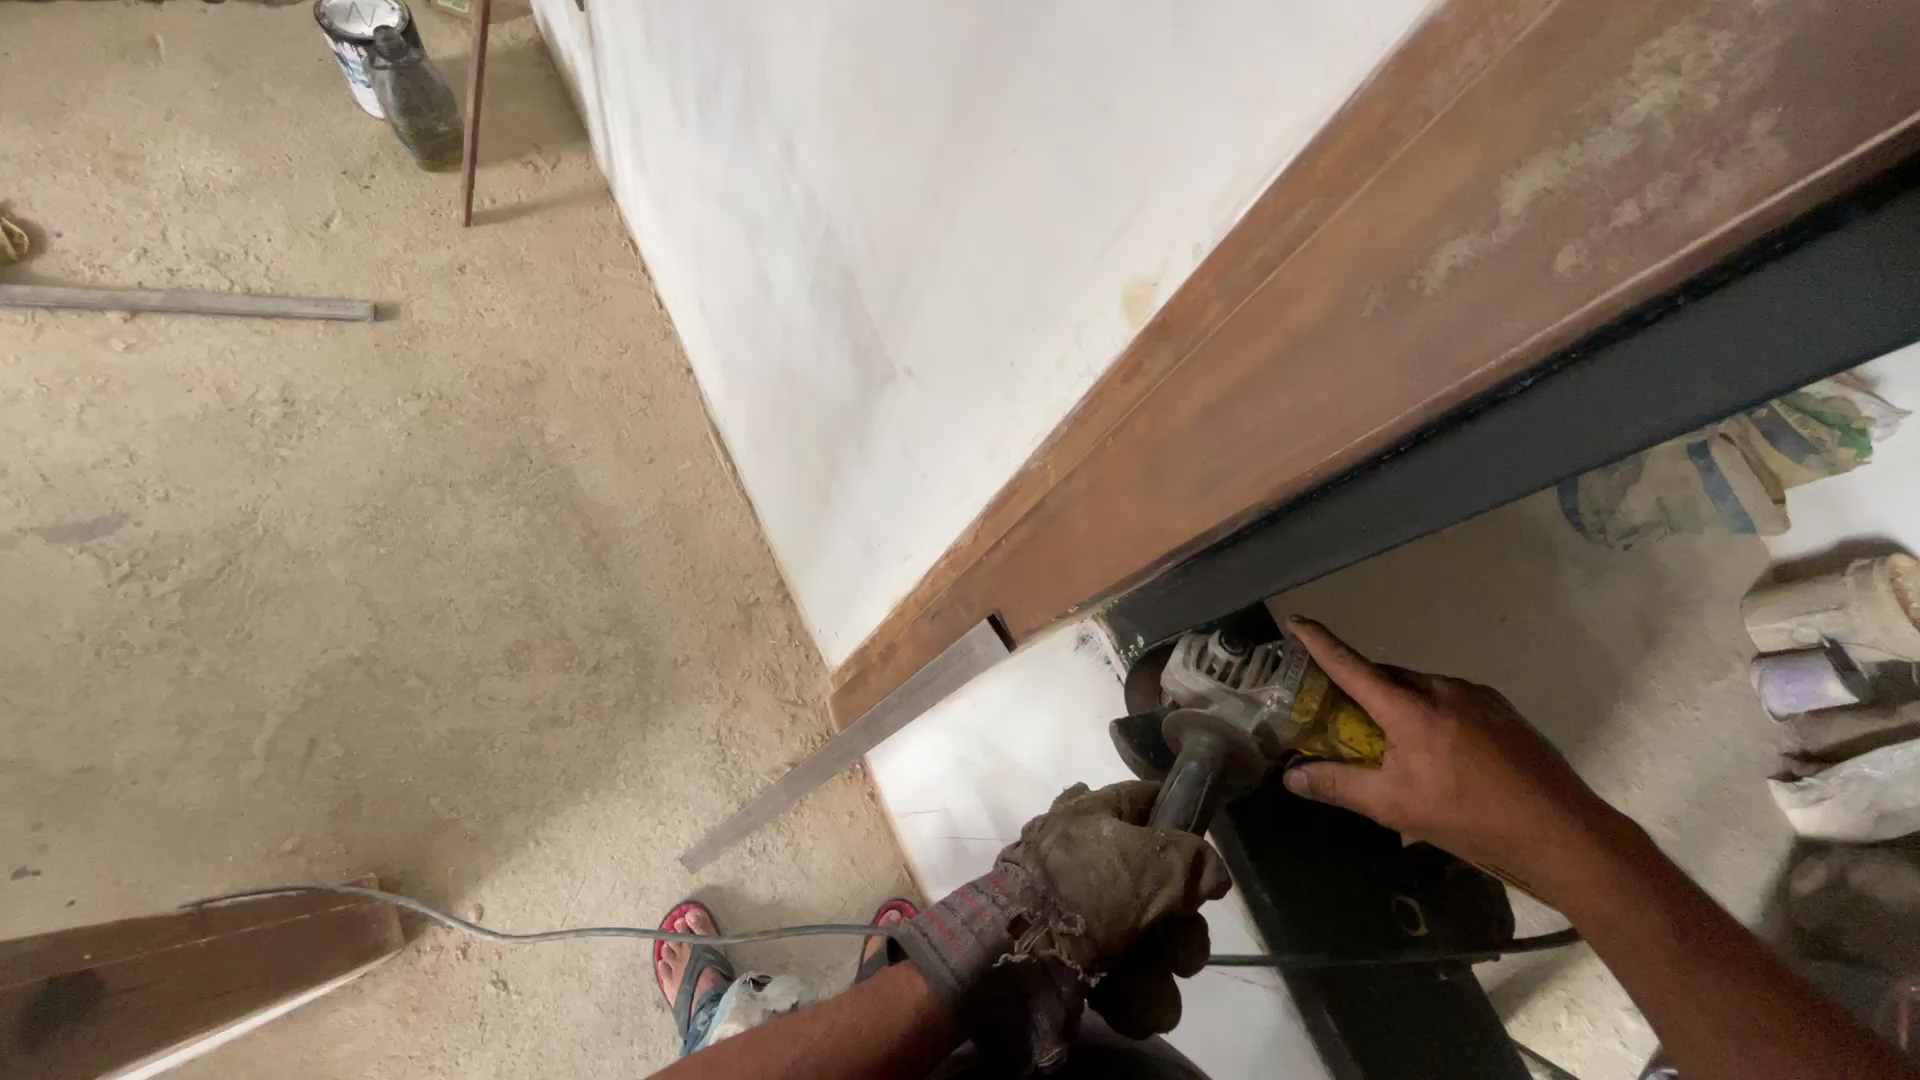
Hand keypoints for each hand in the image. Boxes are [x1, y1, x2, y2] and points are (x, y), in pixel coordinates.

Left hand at [895, 780, 1229, 1069]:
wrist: (1012, 960)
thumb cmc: (1082, 892)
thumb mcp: (1149, 863)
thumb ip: (1192, 861)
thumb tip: (1211, 873)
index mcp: (1091, 814)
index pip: (1145, 799)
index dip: (1180, 819)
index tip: (1204, 854)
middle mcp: (1085, 856)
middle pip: (1158, 884)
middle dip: (1180, 927)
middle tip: (1181, 951)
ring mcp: (1078, 909)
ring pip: (1146, 939)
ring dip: (1158, 972)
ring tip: (1149, 988)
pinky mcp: (1071, 957)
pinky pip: (1120, 973)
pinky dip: (1128, 993)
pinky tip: (1121, 1004)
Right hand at [1280, 617, 1629, 897]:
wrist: (1567, 837)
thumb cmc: (1472, 819)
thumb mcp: (1394, 807)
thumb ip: (1337, 785)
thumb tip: (1291, 776)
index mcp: (1411, 709)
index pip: (1351, 665)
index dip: (1318, 642)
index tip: (1294, 621)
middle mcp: (1443, 690)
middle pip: (1385, 677)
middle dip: (1358, 688)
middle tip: (1337, 712)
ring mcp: (1479, 698)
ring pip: (1420, 690)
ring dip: (1396, 705)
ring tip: (1391, 744)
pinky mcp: (1505, 713)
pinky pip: (1451, 702)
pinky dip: (1430, 716)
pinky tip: (1438, 754)